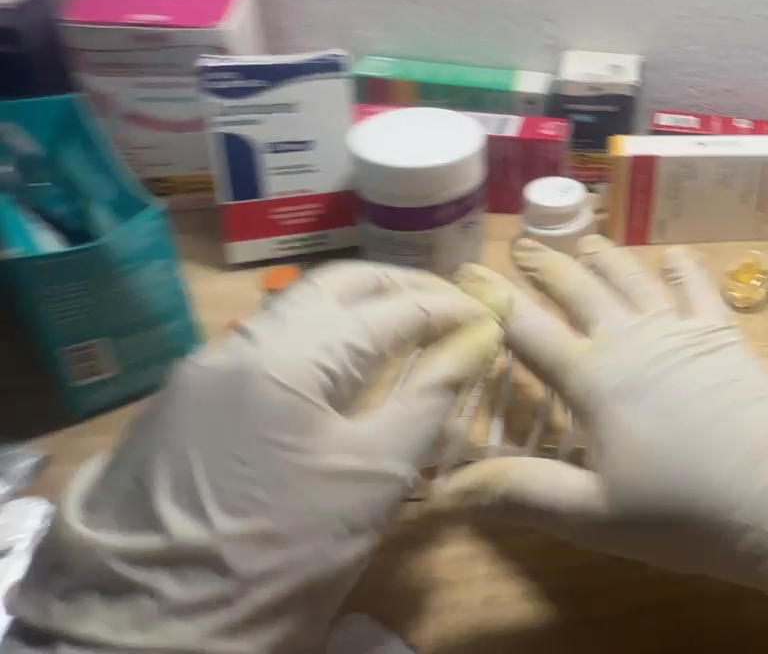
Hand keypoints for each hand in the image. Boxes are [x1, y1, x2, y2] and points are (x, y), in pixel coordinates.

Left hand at [6, 263, 501, 653]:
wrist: (140, 644)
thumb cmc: (282, 552)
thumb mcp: (379, 472)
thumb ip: (436, 389)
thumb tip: (481, 334)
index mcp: (288, 361)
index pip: (396, 308)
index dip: (454, 309)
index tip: (493, 320)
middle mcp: (237, 348)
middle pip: (338, 284)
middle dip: (405, 289)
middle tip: (452, 311)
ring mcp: (199, 373)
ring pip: (297, 308)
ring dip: (362, 310)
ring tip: (409, 336)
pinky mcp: (181, 404)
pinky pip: (266, 343)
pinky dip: (322, 338)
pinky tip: (347, 372)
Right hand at [435, 236, 767, 593]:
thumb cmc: (679, 509)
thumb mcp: (591, 514)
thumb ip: (522, 490)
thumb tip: (449, 487)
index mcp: (595, 381)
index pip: (530, 332)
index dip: (495, 303)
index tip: (467, 275)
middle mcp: (635, 341)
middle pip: (582, 292)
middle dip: (549, 267)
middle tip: (523, 245)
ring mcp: (683, 331)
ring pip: (636, 281)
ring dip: (609, 259)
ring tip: (586, 240)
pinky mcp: (723, 333)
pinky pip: (699, 288)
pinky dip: (683, 268)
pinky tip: (673, 253)